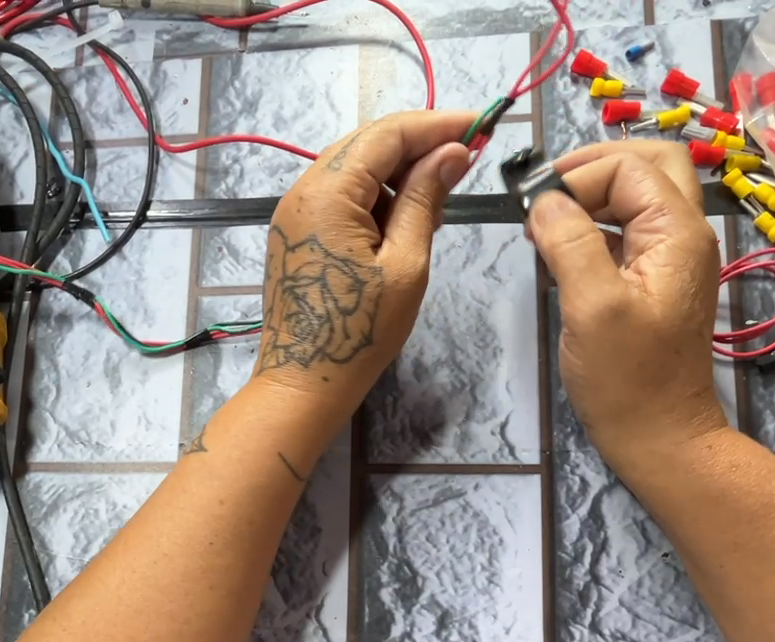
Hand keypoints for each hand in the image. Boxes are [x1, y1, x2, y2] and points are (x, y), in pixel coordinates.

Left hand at [256, 110, 475, 411]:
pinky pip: (339, 201)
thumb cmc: (359, 332)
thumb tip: (453, 151)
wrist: (304, 383)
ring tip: (434, 210)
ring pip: (353, 173)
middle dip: (417, 149)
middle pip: (366, 147)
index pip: (386, 134)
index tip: (480, 127)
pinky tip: (401, 226)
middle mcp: (302, 192)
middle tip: (462, 167)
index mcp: (327, 192)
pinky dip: (373, 202)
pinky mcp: (295, 237)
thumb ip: (426, 199)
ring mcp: (294, 215)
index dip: (436, 125)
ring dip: (396, 179)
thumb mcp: (405, 263)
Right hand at [527, 141, 726, 468]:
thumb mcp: (591, 307)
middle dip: (594, 170)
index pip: (628, 168)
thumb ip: (569, 245)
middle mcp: (684, 236)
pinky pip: (630, 236)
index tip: (531, 209)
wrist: (659, 434)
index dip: (577, 178)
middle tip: (545, 194)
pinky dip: (597, 230)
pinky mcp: (656, 285)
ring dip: (594, 198)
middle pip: (649, 168)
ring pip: (641, 200)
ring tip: (547, 222)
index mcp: (677, 233)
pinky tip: (563, 253)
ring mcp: (673, 261)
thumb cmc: (626, 378)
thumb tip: (542, 202)